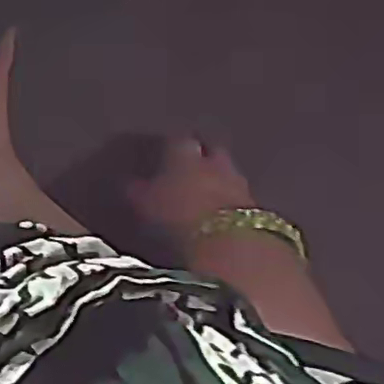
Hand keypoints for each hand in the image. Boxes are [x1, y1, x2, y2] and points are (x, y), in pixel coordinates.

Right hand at [125, 136, 255, 246]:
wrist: (227, 243)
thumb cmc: (174, 214)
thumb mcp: (140, 201)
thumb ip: (135, 187)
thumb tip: (128, 179)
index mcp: (183, 156)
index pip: (178, 140)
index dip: (170, 142)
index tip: (161, 147)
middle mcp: (214, 163)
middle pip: (211, 149)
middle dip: (201, 152)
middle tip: (187, 160)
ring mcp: (239, 184)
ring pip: (226, 170)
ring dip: (216, 174)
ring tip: (201, 185)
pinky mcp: (255, 207)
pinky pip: (236, 192)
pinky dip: (226, 194)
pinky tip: (215, 205)